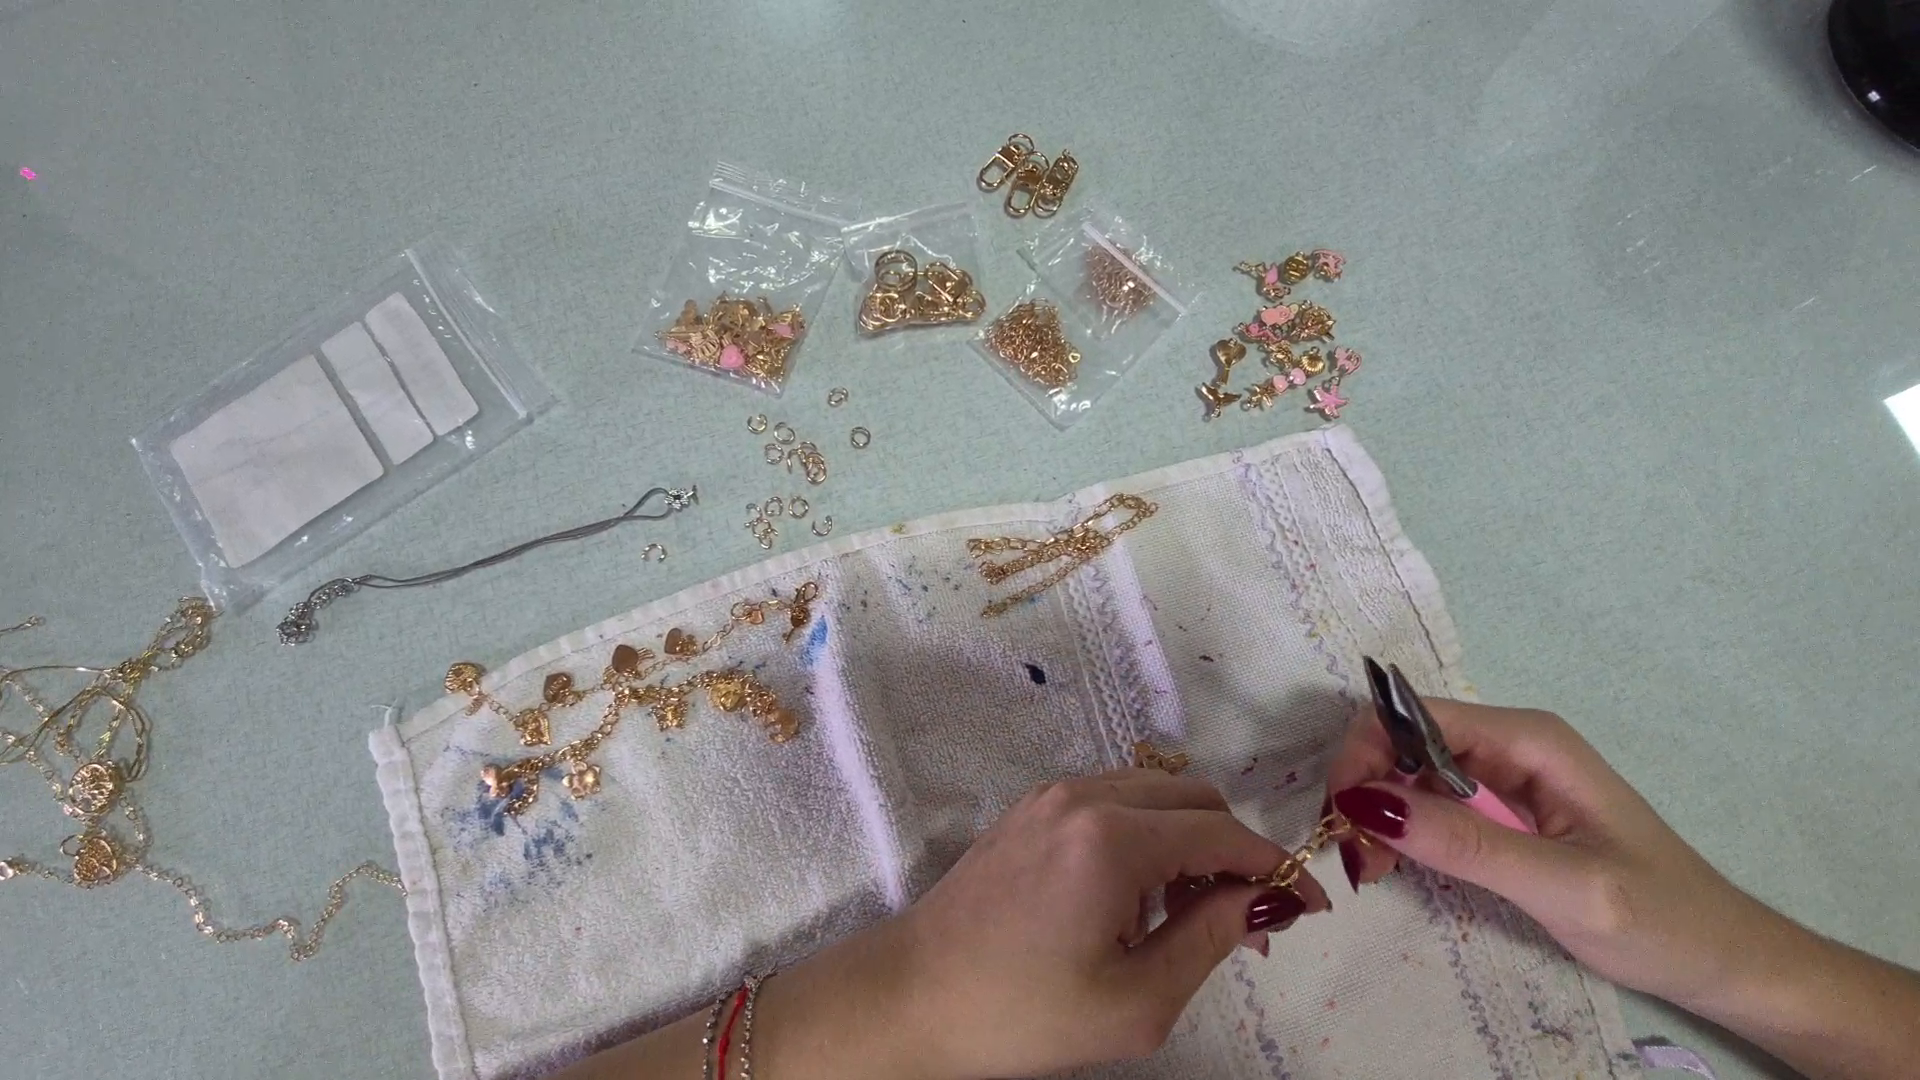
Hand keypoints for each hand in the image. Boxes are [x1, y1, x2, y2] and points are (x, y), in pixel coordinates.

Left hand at [891, 767, 1330, 1079]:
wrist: (916, 991)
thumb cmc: (1024, 1012)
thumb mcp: (1135, 1000)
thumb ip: (1211, 938)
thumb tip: (1266, 901)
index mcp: (1112, 838)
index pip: (1222, 833)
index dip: (1276, 867)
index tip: (1311, 907)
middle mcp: (1084, 795)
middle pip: (1193, 796)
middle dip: (1232, 850)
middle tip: (1243, 921)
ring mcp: (1053, 794)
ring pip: (1154, 792)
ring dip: (1188, 839)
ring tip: (1184, 915)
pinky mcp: (1033, 806)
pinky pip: (1113, 799)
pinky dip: (1145, 833)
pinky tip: (1134, 895)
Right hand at [1323, 698, 1788, 1008]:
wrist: (1734, 968)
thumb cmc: (1667, 923)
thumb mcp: (1565, 888)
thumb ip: (1464, 843)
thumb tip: (1362, 801)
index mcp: (1527, 739)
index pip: (1411, 717)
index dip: (1364, 754)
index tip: (1343, 815)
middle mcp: (1505, 743)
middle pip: (1399, 740)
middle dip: (1364, 787)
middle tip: (1355, 852)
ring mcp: (1499, 774)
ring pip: (1403, 771)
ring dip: (1374, 812)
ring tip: (1370, 866)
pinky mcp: (1494, 807)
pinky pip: (1424, 801)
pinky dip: (1396, 828)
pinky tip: (1391, 863)